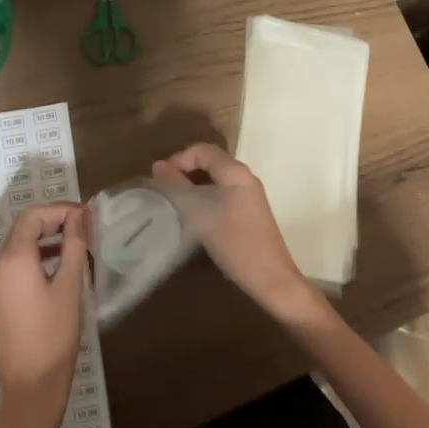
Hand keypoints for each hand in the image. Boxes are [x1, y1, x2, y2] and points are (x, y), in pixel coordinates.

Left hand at [0, 202, 86, 419]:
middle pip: (23, 226)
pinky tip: (59, 262)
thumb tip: (79, 216)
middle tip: (84, 224)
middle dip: (52, 219)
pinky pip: (15, 262)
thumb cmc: (54, 334)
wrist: (30, 383)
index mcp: (13, 258)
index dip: (60, 209)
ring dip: (44, 235)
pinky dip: (35, 253)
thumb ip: (73, 245)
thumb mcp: (69, 286)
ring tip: (76, 240)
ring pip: (18, 243)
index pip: (33, 216)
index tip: (87, 215)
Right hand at [152, 144, 324, 323]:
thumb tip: (158, 166)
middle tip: (165, 191)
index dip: (179, 159)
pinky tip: (195, 216)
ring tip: (175, 203)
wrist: (270, 278)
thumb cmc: (234, 242)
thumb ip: (178, 187)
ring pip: (216, 180)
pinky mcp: (250, 212)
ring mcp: (250, 195)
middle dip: (184, 172)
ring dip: (194, 186)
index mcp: (236, 172)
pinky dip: (205, 198)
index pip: (202, 150)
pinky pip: (223, 194)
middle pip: (210, 162)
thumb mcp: (199, 212)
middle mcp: (245, 177)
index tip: (161, 180)